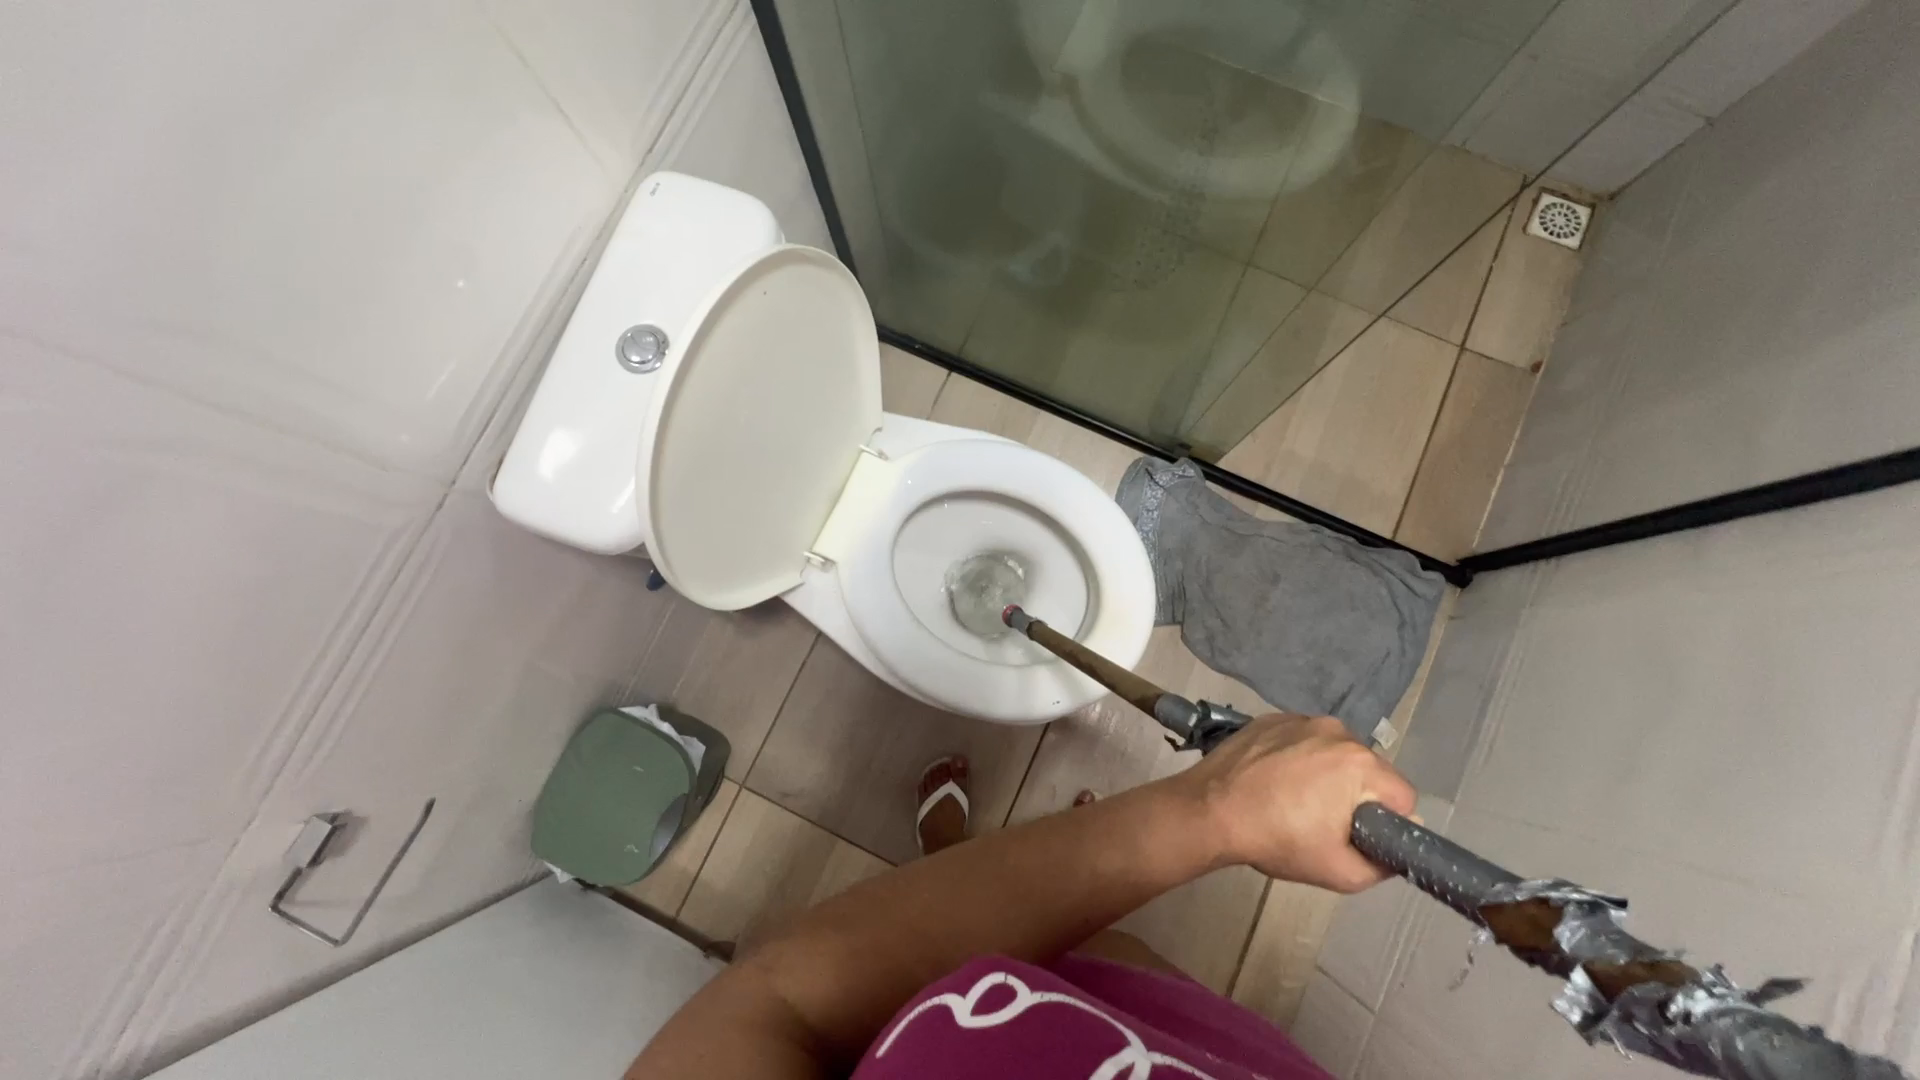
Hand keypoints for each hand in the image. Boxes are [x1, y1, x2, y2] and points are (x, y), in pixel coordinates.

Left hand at [1169, 713, 1416, 892]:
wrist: (1209, 810)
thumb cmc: (1276, 838)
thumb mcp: (1342, 872)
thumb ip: (1383, 864)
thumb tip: (1395, 846)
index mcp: (1359, 762)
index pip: (1402, 796)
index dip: (1388, 822)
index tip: (1358, 835)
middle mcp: (1335, 730)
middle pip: (1368, 770)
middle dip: (1355, 796)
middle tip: (1321, 821)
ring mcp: (1299, 719)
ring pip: (1333, 752)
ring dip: (1325, 774)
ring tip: (1293, 799)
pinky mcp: (1270, 718)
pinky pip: (1301, 740)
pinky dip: (1296, 757)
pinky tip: (1273, 779)